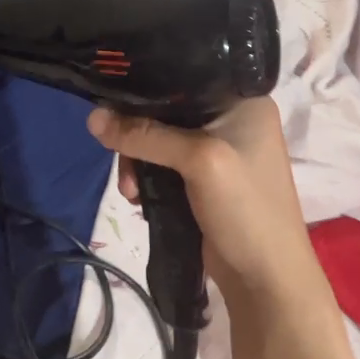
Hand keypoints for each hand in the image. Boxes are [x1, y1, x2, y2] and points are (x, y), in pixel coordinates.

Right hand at [86, 98, 317, 300]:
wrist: (268, 283)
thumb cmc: (247, 209)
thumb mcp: (198, 160)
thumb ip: (144, 135)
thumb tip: (91, 118)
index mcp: (242, 100)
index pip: (182, 74)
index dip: (144, 84)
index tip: (111, 101)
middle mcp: (229, 118)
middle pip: (163, 108)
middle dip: (136, 135)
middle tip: (120, 158)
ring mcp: (216, 150)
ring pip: (157, 137)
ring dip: (135, 160)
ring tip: (130, 189)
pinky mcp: (201, 179)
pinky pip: (160, 163)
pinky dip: (144, 176)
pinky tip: (136, 196)